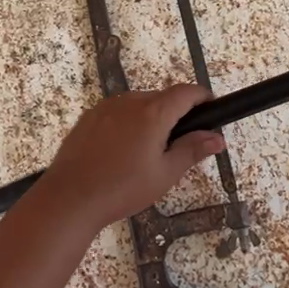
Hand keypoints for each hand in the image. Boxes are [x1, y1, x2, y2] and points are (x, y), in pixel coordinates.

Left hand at [34, 85, 226, 231]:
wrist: (71, 196)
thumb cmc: (123, 188)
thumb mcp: (164, 174)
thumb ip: (192, 151)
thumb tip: (217, 137)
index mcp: (153, 112)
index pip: (185, 92)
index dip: (202, 97)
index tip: (211, 109)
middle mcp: (130, 101)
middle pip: (162, 98)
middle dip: (176, 114)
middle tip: (179, 145)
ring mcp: (107, 106)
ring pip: (139, 105)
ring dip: (151, 119)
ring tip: (148, 153)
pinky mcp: (90, 115)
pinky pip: (118, 112)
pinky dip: (129, 123)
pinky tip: (122, 151)